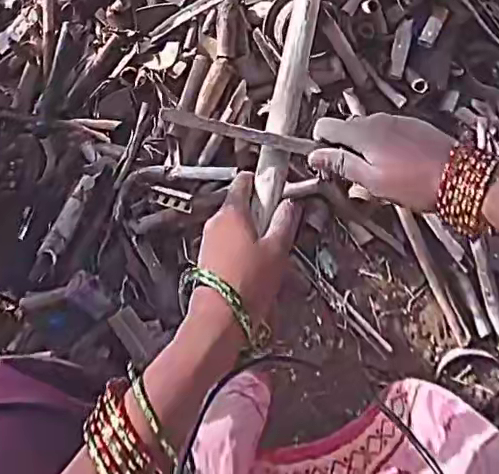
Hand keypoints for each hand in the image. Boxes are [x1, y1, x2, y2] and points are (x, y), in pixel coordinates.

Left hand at [195, 172, 300, 321]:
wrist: (218, 320)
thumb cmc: (246, 284)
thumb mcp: (276, 250)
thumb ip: (285, 222)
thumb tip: (290, 205)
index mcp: (232, 210)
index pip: (245, 179)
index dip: (264, 183)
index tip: (277, 192)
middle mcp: (217, 220)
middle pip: (243, 206)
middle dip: (263, 219)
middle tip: (279, 235)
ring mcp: (210, 239)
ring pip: (238, 229)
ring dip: (255, 239)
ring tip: (271, 261)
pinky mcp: (208, 258)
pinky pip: (230, 247)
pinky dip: (244, 254)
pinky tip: (257, 274)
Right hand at [308, 114, 456, 211]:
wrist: (463, 177)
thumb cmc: (419, 183)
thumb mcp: (373, 181)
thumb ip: (341, 165)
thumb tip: (316, 156)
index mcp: (362, 132)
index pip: (324, 126)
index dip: (320, 145)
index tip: (327, 163)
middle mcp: (376, 120)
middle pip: (345, 128)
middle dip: (344, 149)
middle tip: (355, 177)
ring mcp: (395, 120)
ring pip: (367, 131)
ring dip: (365, 149)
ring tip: (381, 175)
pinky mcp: (411, 125)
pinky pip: (387, 132)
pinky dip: (385, 146)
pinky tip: (398, 167)